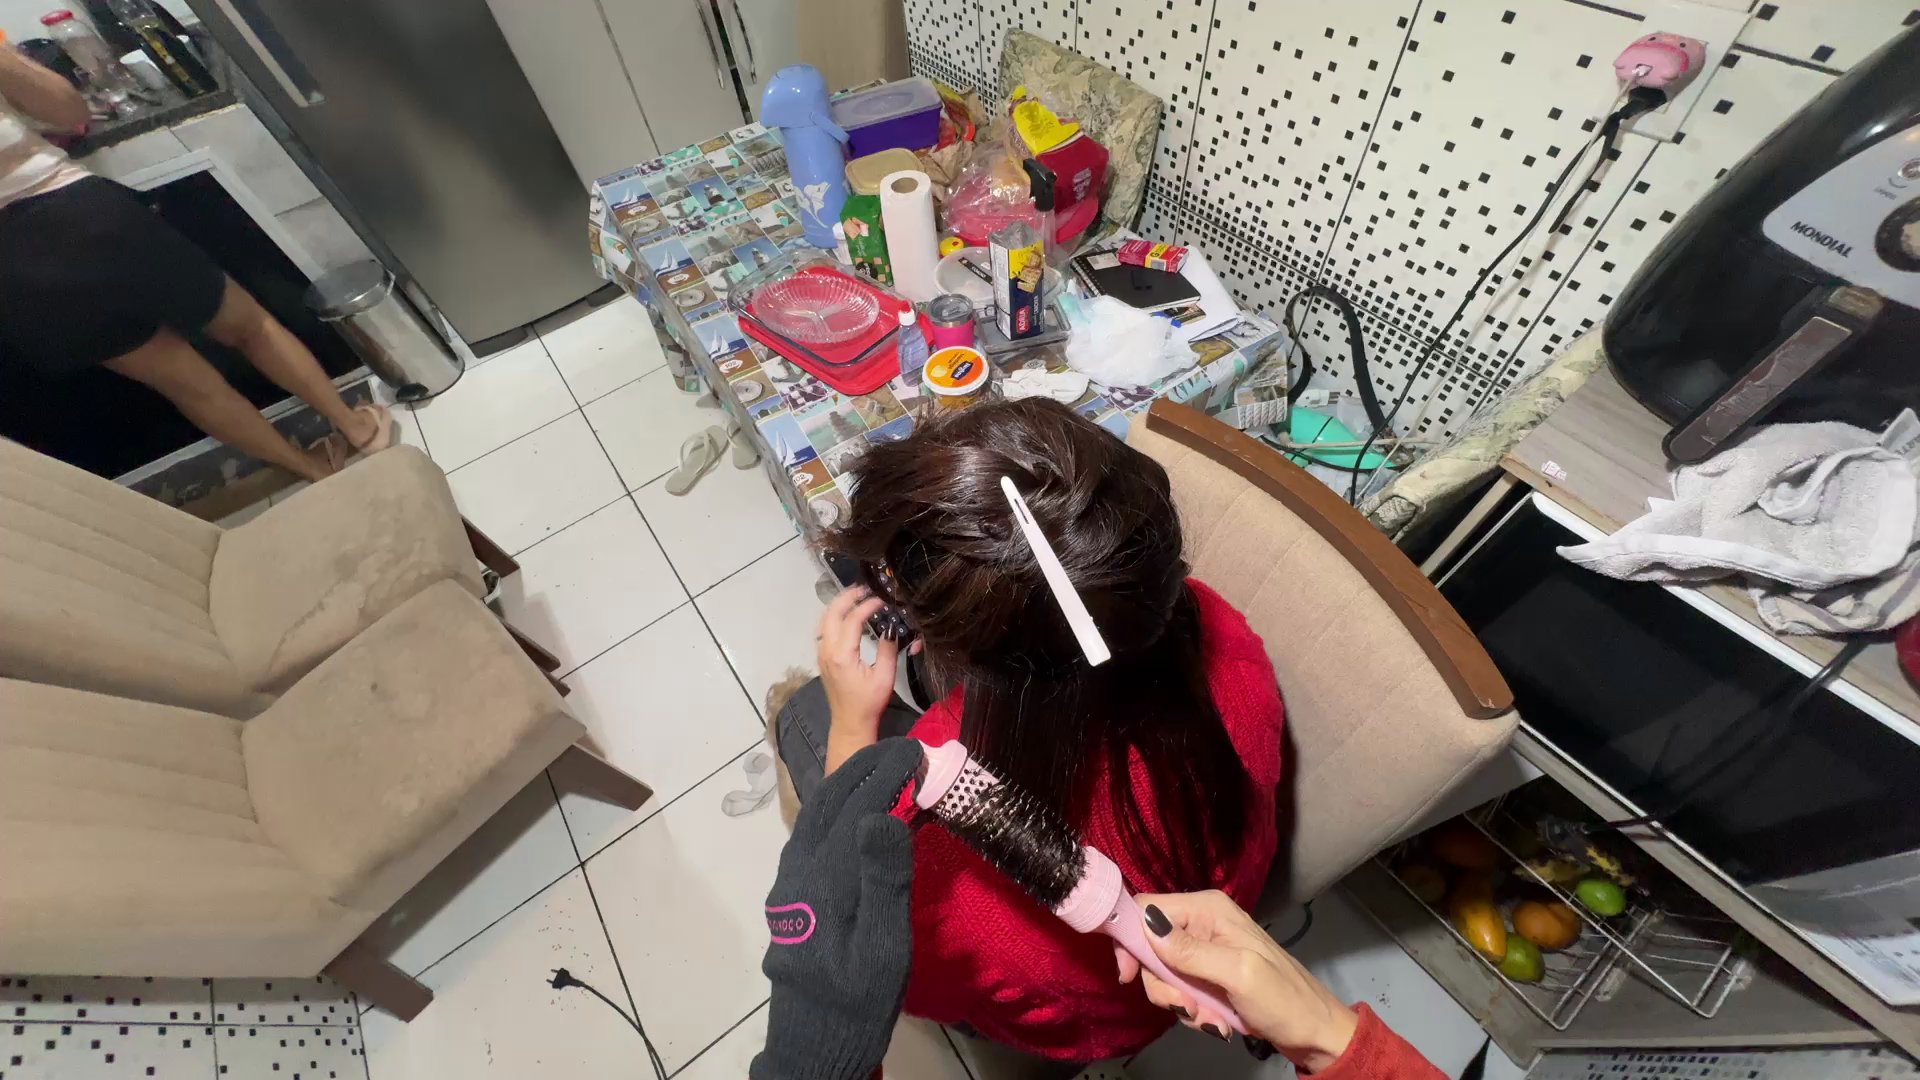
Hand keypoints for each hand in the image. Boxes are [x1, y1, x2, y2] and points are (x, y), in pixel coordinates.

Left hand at [752, 738, 921, 1079]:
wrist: (810, 1043)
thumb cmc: (857, 999)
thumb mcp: (883, 951)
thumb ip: (882, 881)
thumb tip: (882, 816)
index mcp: (825, 879)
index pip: (858, 807)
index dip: (887, 773)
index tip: (915, 749)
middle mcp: (800, 869)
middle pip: (830, 801)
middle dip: (865, 766)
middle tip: (902, 748)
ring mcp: (789, 879)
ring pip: (814, 813)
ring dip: (847, 781)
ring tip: (881, 765)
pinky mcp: (789, 890)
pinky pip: (810, 830)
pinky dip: (835, 803)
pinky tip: (852, 807)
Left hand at [816, 586, 910, 772]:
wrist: (850, 723)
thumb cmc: (869, 702)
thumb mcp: (885, 676)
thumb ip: (887, 648)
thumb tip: (891, 626)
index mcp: (842, 655)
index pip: (853, 620)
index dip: (867, 606)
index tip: (882, 600)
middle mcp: (827, 651)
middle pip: (831, 614)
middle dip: (846, 597)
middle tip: (864, 589)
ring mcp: (822, 654)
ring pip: (824, 620)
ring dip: (838, 605)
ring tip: (855, 596)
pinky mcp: (823, 658)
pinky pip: (823, 629)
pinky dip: (833, 616)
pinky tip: (846, 614)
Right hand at [1119, 890, 1358, 1072]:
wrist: (1318, 1034)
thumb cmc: (1283, 999)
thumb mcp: (1237, 974)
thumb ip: (1190, 951)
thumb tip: (1147, 924)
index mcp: (1207, 908)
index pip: (1148, 907)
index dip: (1131, 937)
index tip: (1129, 975)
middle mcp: (1201, 921)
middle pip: (1151, 944)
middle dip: (1163, 983)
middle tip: (1187, 1007)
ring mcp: (1204, 949)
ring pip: (1162, 971)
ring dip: (1180, 1002)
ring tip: (1211, 1021)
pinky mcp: (1207, 973)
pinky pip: (1180, 988)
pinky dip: (1192, 1010)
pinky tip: (1216, 1023)